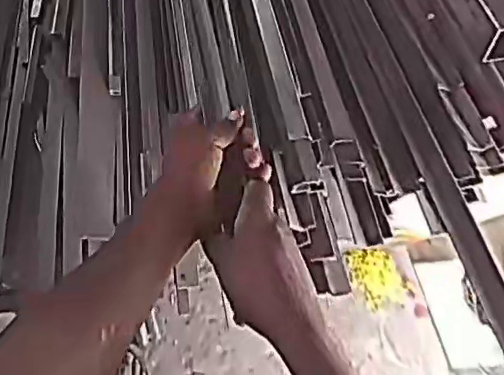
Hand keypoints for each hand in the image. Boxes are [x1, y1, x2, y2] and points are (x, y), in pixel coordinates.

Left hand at [152, 110, 244, 238]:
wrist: (187, 207)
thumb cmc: (187, 169)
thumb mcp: (209, 137)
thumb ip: (225, 125)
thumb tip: (235, 117)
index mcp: (188, 129)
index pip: (211, 116)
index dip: (227, 116)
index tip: (241, 117)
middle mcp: (198, 149)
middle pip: (230, 138)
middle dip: (244, 138)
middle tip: (249, 139)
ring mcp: (211, 170)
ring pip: (240, 157)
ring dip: (251, 156)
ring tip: (252, 157)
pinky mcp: (222, 190)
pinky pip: (245, 177)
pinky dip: (254, 174)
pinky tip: (259, 170)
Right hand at [204, 164, 324, 346]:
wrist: (294, 322)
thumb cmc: (262, 290)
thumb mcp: (221, 259)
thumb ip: (213, 235)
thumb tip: (206, 226)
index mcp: (259, 213)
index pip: (254, 180)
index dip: (241, 181)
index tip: (231, 185)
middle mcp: (277, 223)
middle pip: (258, 207)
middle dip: (241, 220)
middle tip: (227, 233)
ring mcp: (289, 243)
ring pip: (265, 232)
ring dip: (251, 244)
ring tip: (238, 267)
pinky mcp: (296, 264)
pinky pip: (274, 254)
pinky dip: (263, 263)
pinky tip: (252, 284)